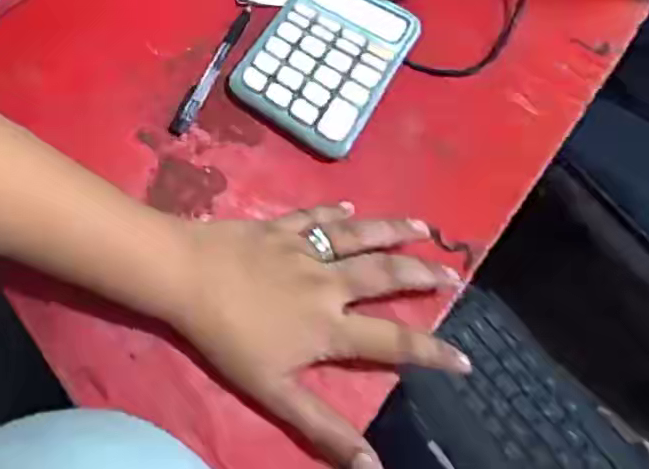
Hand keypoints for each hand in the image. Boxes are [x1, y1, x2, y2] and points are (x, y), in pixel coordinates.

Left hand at [169, 205, 470, 467]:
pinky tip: (348, 206)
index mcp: (329, 327)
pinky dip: (331, 211)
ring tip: (423, 226)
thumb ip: (324, 427)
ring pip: (354, 238)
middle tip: (454, 274)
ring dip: (390, 231)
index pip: (393, 343)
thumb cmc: (224, 333)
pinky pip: (310, 216)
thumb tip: (375, 467)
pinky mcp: (272, 226)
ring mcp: (298, 249)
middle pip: (383, 277)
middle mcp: (324, 284)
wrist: (182, 272)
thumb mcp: (273, 390)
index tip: (467, 356)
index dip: (433, 351)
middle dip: (422, 276)